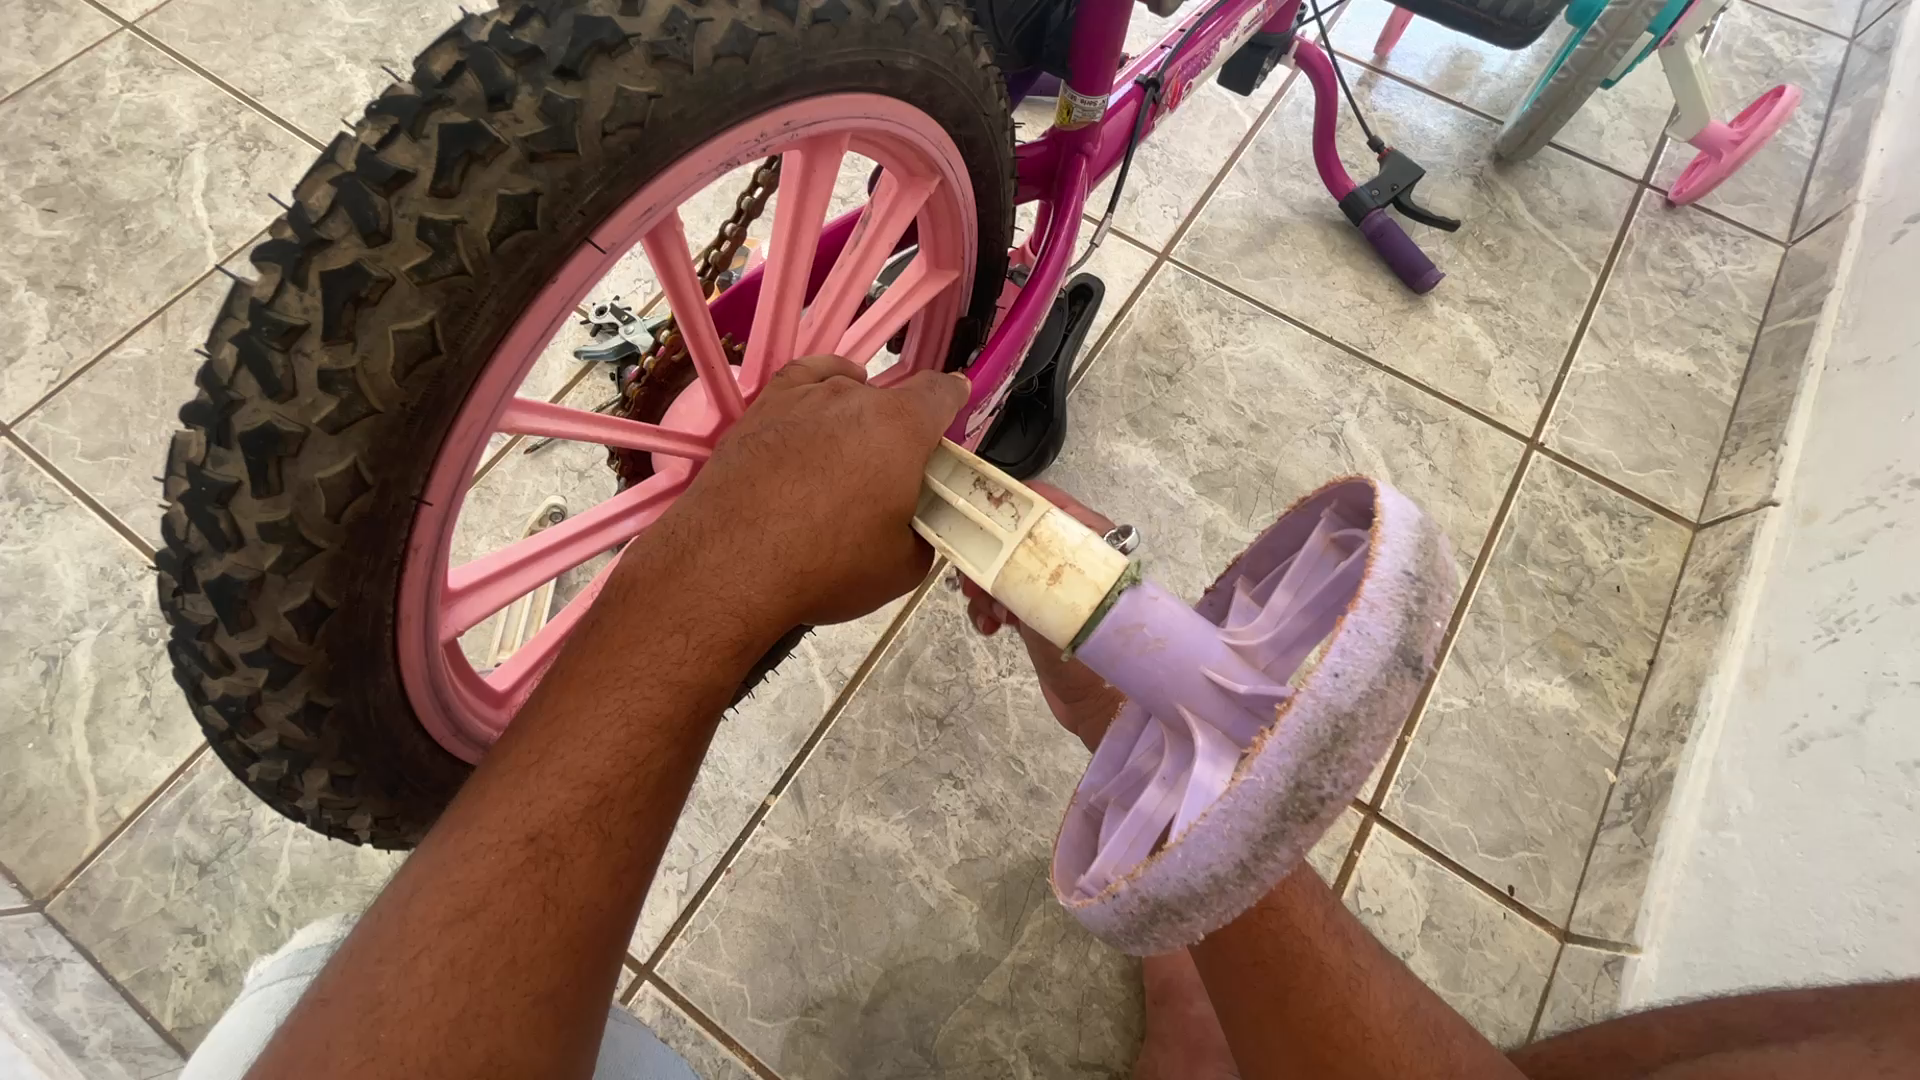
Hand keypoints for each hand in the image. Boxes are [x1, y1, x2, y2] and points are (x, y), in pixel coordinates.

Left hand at [660, 354, 967, 627]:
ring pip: (848, 390)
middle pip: (894, 399)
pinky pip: (803, 380)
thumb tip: (915, 526)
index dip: (955, 400)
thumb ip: (923, 533)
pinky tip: (821, 403)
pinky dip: (820, 387)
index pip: (942, 392)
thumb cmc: (826, 566)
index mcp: (901, 429)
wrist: (729, 566)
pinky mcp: (761, 409)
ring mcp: (802, 398)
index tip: (955, 411)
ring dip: (860, 417)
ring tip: (852, 456)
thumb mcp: (902, 567)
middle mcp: (853, 399)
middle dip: (903, 430)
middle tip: (895, 477)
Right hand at [961, 481, 1126, 751]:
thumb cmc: (1096, 658)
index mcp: (1094, 547)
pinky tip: (988, 628)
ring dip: (985, 585)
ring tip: (981, 610)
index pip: (1054, 506)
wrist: (1105, 712)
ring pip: (1008, 568)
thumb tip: (989, 559)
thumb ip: (1027, 581)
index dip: (1018, 501)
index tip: (981, 509)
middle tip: (969, 576)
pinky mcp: (1041, 616)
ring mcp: (1056, 589)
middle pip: (1021, 537)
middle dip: (989, 552)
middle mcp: (1075, 562)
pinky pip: (1006, 598)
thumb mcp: (1059, 610)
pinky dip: (991, 608)